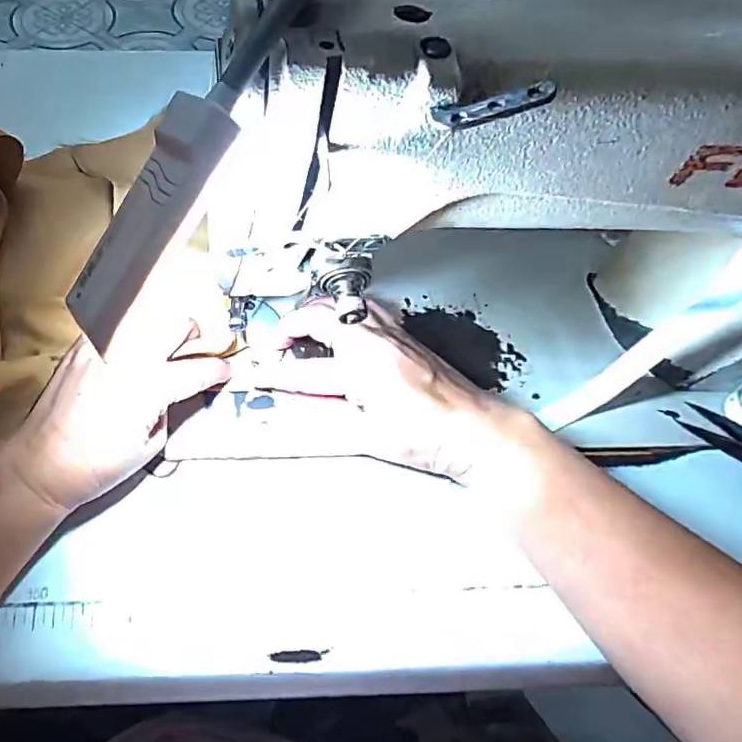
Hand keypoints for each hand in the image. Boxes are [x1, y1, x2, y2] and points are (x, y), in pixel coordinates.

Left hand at [0, 336, 230, 512]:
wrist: (43, 463)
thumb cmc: (95, 464)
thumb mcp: (149, 445)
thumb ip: (168, 410)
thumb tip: (174, 395)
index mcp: (152, 385)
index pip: (198, 368)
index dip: (218, 370)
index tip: (223, 371)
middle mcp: (129, 357)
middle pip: (177, 325)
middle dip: (192, 338)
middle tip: (192, 355)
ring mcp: (102, 347)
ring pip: (146, 320)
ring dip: (160, 334)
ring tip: (158, 355)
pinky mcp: (80, 348)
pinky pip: (113, 329)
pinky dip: (127, 338)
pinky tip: (126, 358)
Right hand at [247, 300, 537, 483]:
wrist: (478, 431)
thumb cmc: (433, 436)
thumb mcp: (367, 436)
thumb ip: (325, 416)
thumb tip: (297, 406)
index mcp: (362, 364)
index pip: (305, 368)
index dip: (277, 373)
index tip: (263, 375)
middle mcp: (376, 340)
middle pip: (320, 315)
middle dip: (290, 327)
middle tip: (276, 343)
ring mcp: (393, 334)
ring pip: (345, 305)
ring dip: (317, 313)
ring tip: (303, 328)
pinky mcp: (406, 337)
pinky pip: (367, 309)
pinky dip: (344, 312)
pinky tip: (344, 326)